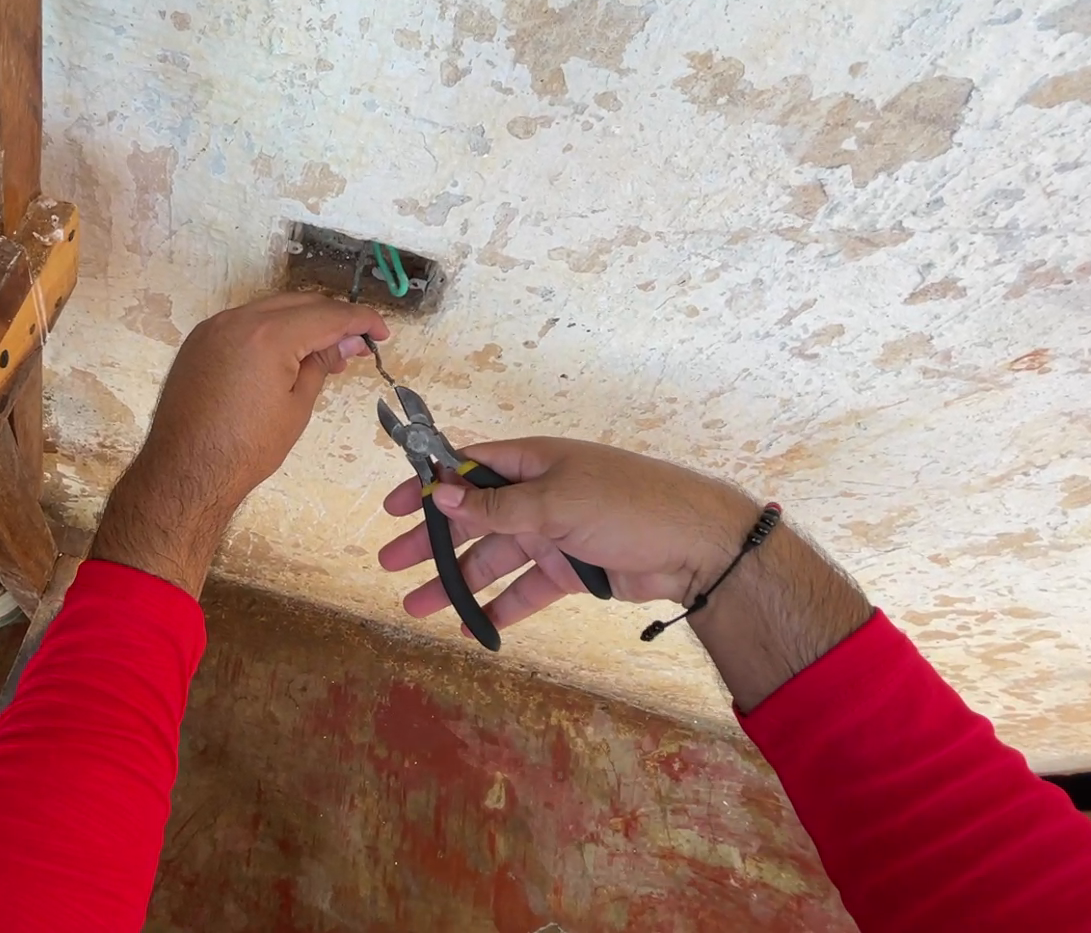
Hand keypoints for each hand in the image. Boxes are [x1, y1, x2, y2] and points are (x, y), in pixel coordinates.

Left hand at [92, 293, 389, 595]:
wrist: (186, 471)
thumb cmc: (247, 448)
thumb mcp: (296, 406)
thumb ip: (321, 364)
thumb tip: (345, 342)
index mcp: (268, 334)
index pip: (327, 314)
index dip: (361, 320)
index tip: (382, 332)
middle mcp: (238, 319)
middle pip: (300, 303)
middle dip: (333, 319)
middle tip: (357, 346)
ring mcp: (214, 326)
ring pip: (272, 309)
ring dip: (303, 322)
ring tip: (324, 353)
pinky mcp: (200, 340)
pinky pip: (247, 322)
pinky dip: (272, 329)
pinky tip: (286, 353)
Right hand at [378, 438, 758, 634]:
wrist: (699, 548)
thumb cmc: (625, 503)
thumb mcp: (555, 500)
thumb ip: (495, 504)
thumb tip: (439, 493)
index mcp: (530, 464)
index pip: (465, 470)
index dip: (428, 487)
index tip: (394, 507)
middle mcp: (534, 496)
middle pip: (470, 519)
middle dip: (431, 541)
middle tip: (390, 563)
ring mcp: (549, 534)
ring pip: (491, 559)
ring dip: (456, 582)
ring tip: (417, 606)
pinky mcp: (568, 570)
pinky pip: (524, 589)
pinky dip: (499, 607)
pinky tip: (473, 627)